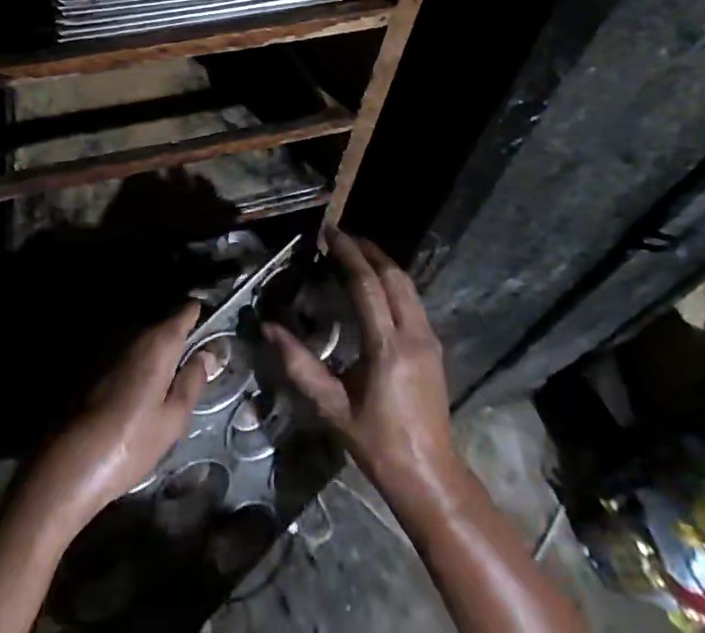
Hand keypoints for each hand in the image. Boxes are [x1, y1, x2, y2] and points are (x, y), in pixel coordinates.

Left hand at [22, 302, 211, 528]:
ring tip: (174, 380)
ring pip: (145, 340)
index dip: (203, 314)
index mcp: (158, 342)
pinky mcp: (95, 366)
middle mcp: (133, 335)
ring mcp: (111, 349)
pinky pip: (129, 354)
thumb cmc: (131, 442)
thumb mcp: (174, 418)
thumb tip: (208, 354)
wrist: (70, 462)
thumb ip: (193, 380)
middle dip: (182, 336)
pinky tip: (145, 392)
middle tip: (199, 363)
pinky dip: (140, 363)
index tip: (215, 328)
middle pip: (165, 323)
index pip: (186, 310)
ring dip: (160, 352)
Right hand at [266, 230, 462, 501]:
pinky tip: (375, 283)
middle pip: (393, 276)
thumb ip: (300, 364)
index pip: (367, 285)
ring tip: (355, 251)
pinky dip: (393, 281)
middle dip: (368, 249)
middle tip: (340, 236)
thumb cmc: (376, 442)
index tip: (329, 232)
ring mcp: (430, 339)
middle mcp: (414, 334)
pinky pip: (413, 300)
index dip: (348, 253)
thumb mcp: (332, 406)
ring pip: (408, 285)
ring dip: (382, 262)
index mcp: (388, 347)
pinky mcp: (434, 346)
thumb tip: (269, 328)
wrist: (428, 473)